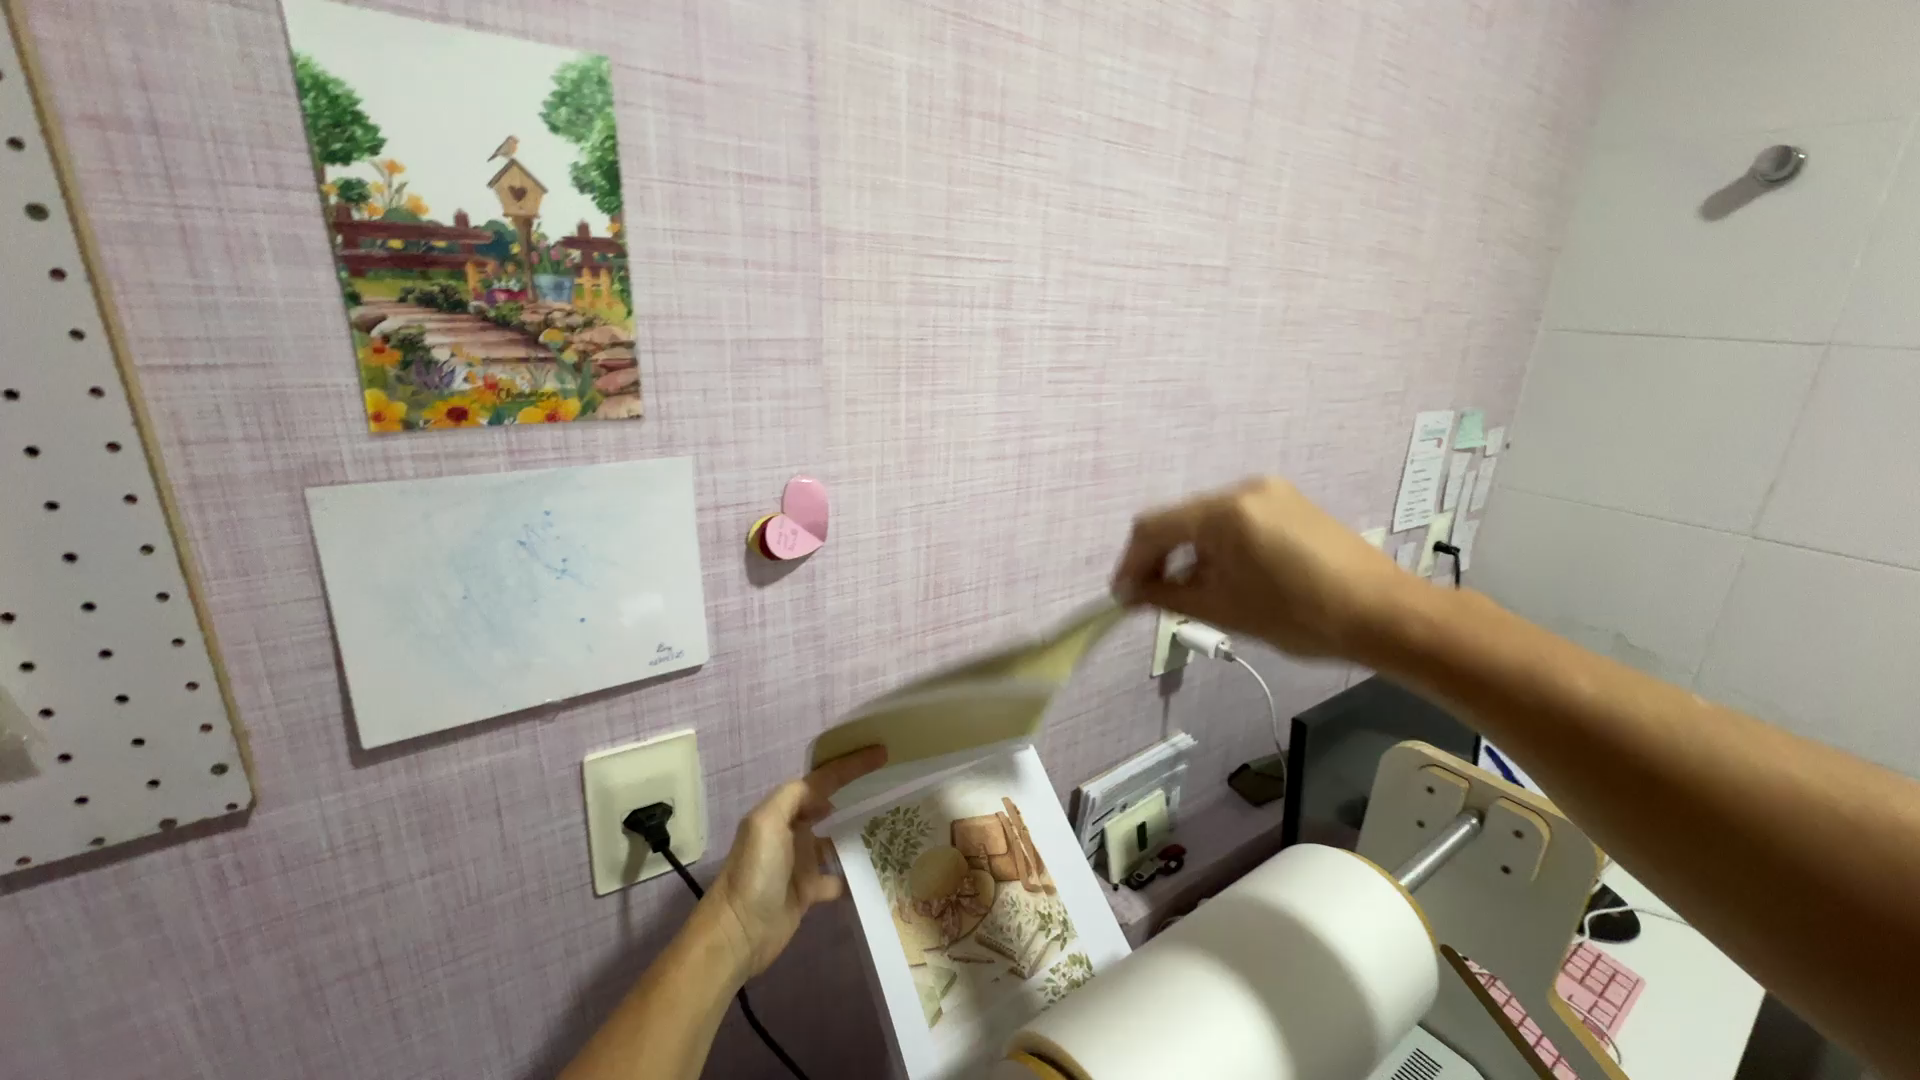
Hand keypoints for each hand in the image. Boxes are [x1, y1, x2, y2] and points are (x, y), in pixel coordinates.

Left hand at [705, 745, 888, 978]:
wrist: (738, 934)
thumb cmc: (754, 873)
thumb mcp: (766, 823)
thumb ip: (794, 797)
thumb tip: (826, 798)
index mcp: (782, 812)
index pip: (822, 780)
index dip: (851, 766)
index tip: (882, 754)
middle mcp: (792, 832)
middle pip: (831, 806)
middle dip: (857, 795)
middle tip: (892, 788)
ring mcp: (802, 863)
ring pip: (838, 841)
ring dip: (861, 835)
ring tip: (894, 829)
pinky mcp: (809, 892)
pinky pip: (839, 878)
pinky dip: (856, 876)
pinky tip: (879, 874)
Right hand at [1110, 476, 1413, 660]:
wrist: (1384, 613)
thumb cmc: (1299, 616)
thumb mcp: (1223, 609)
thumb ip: (1167, 595)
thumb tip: (1131, 592)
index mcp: (1224, 511)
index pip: (1153, 528)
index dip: (1131, 563)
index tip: (1124, 598)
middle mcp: (1243, 489)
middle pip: (1179, 519)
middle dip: (1159, 558)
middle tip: (1151, 597)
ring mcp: (1270, 492)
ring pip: (1207, 519)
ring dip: (1189, 552)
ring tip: (1191, 592)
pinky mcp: (1290, 503)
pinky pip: (1236, 519)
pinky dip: (1218, 546)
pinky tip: (1227, 576)